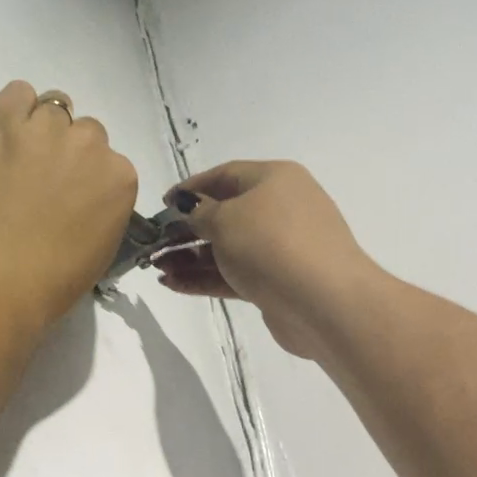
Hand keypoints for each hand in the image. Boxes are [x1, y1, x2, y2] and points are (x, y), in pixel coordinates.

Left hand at [0, 82, 138, 321]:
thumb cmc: (51, 282)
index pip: (109, 164)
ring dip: (40, 131)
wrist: (0, 277)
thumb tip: (81, 203)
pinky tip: (4, 132)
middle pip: (85, 133)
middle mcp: (91, 146)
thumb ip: (100, 213)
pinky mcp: (6, 125)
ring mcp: (48, 132)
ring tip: (18, 162)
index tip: (65, 200)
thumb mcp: (98, 251)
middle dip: (65, 155)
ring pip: (53, 109)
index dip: (84, 181)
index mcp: (121, 180)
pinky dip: (13, 108)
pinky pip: (17, 93)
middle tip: (39, 185)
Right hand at [154, 161, 381, 360]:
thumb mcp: (225, 219)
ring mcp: (279, 248)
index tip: (162, 204)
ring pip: (226, 249)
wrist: (322, 300)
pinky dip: (204, 277)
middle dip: (186, 230)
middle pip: (224, 215)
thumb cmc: (271, 244)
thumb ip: (200, 213)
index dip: (191, 188)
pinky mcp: (275, 282)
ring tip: (158, 269)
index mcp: (274, 180)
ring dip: (190, 258)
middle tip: (154, 244)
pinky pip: (232, 274)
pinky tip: (173, 284)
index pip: (225, 175)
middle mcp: (280, 209)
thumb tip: (190, 209)